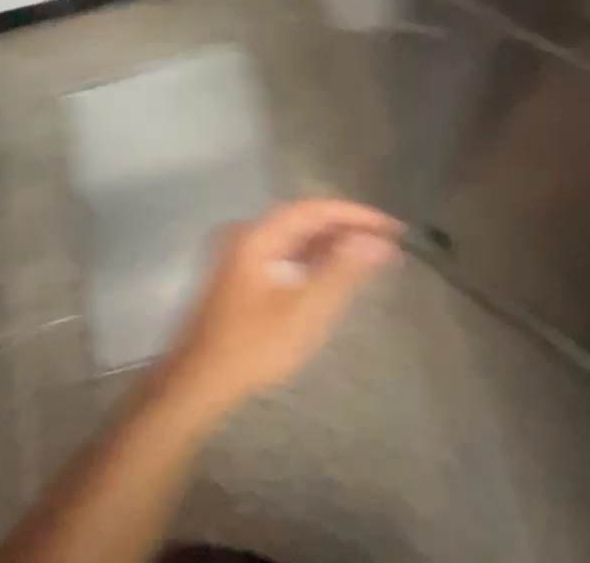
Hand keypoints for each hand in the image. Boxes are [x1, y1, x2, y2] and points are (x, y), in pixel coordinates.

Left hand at [154, 199, 403, 419]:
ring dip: (330, 243)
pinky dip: (312, 259)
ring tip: (369, 256)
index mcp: (257, 234)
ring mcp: (239, 254)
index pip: (314, 208)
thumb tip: (376, 240)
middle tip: (386, 241)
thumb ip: (342, 270)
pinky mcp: (239, 276)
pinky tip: (333, 274)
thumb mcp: (305, 309)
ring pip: (294, 237)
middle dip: (346, 227)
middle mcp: (246, 234)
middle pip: (303, 219)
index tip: (391, 227)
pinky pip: (284, 254)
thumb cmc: (252, 345)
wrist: (198, 381)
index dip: (355, 214)